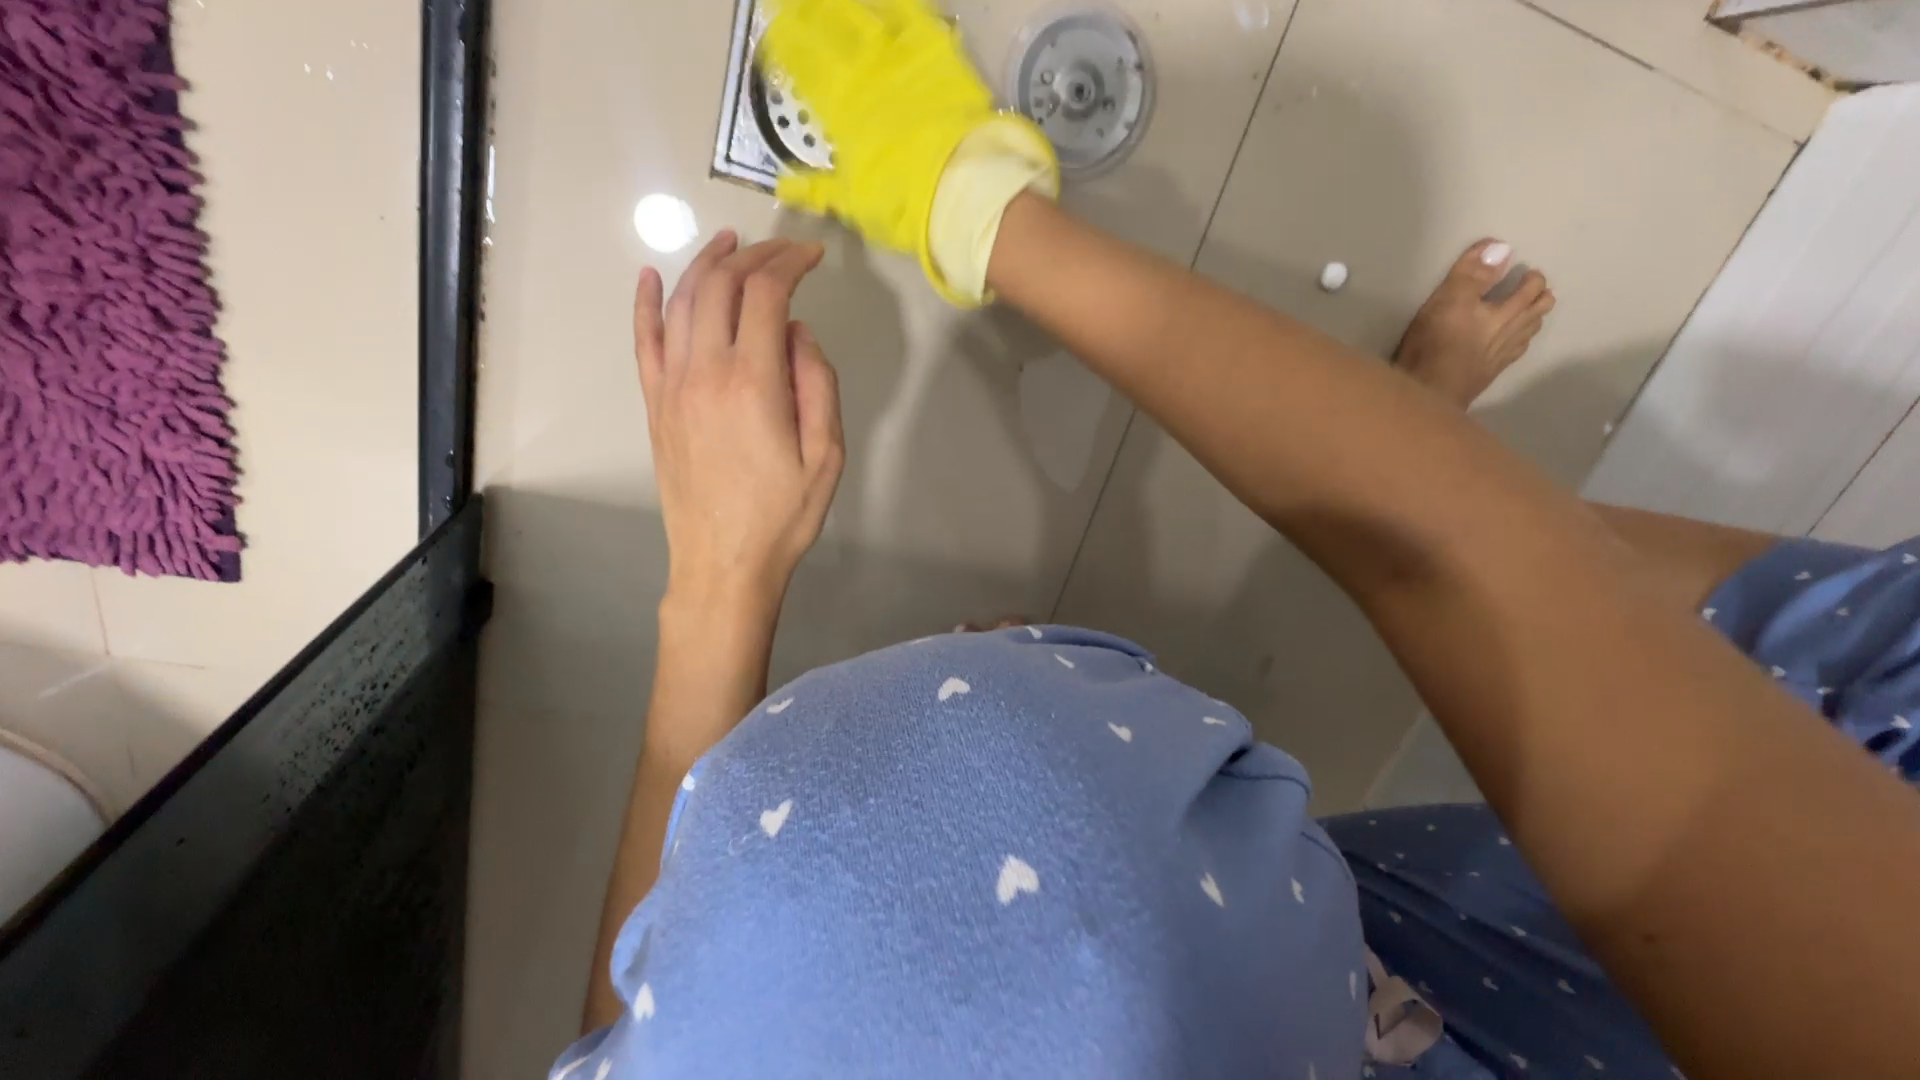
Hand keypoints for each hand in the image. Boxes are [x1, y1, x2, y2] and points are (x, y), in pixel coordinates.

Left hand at [635, 232, 844, 616]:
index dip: (790, 263)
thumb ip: (818, 384)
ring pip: (681, 303)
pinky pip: (644, 341)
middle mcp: (705, 371)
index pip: (765, 294)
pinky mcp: (655, 404)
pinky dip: (646, 303)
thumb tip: (797, 332)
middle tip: (780, 249)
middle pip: (720, 286)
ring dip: (705, 264)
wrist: (723, 562)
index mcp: (753, 382)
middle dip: (753, 255)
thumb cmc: (783, 514)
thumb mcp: (826, 454)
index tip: (812, 256)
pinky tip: (652, 277)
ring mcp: (672, 385)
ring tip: (730, 244)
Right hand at [760, 0, 1055, 304]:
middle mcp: (865, 75)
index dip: (786, 44)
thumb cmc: (903, 202)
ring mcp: (903, 60)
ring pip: (866, 16)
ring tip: (834, 2)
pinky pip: (914, 17)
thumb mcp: (854, 203)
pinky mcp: (940, 56)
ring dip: (846, 7)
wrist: (963, 190)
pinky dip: (899, 6)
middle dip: (809, 14)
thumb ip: (816, 189)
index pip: (803, 66)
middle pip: (829, 31)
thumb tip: (782, 187)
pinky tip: (888, 1)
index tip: (774, 30)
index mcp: (839, 109)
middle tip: (795, 3)